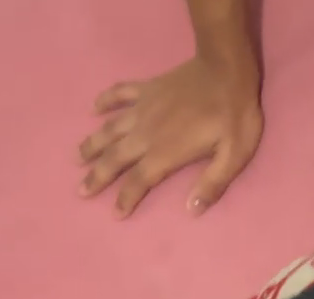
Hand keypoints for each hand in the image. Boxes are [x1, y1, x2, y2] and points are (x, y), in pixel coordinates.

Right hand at [78, 43, 262, 217]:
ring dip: (92, 144)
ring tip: (77, 158)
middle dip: (97, 176)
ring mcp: (144, 108)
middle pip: (115, 157)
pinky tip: (93, 109)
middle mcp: (147, 131)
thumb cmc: (235, 117)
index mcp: (166, 151)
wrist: (226, 70)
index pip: (139, 180)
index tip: (115, 213)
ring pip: (110, 128)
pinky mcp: (147, 89)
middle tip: (80, 191)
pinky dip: (104, 102)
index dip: (126, 198)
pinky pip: (119, 94)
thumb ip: (212, 184)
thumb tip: (192, 211)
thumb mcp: (233, 157)